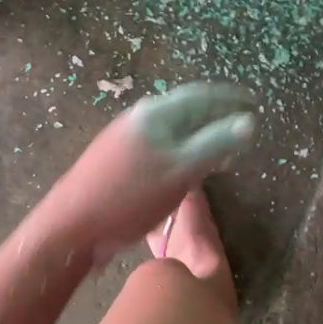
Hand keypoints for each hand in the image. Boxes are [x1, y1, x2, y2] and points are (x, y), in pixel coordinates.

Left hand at [34, 83, 258, 254]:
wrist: (68, 229)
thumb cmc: (129, 197)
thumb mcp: (181, 171)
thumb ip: (216, 144)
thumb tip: (248, 121)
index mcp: (157, 112)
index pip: (202, 94)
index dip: (231, 98)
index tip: (254, 102)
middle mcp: (141, 116)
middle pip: (187, 109)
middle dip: (216, 116)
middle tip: (241, 127)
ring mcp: (126, 137)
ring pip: (173, 129)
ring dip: (200, 135)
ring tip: (220, 150)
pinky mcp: (117, 159)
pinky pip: (161, 144)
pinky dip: (182, 150)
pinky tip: (185, 170)